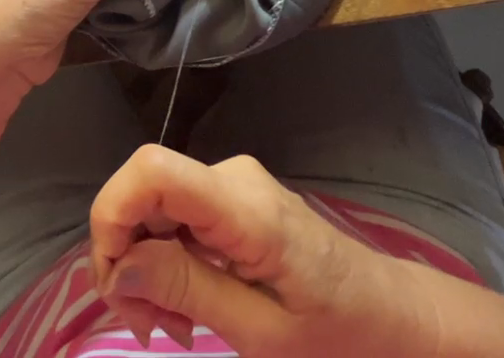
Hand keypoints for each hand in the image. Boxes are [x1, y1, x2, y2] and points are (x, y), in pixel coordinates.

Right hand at [90, 145, 437, 354]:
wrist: (391, 313)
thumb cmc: (338, 333)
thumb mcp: (260, 332)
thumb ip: (187, 290)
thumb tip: (117, 268)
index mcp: (245, 207)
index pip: (152, 170)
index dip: (113, 213)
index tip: (115, 284)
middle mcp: (231, 176)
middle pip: (144, 192)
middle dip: (125, 259)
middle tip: (147, 328)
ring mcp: (232, 182)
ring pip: (153, 206)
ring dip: (145, 267)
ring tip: (171, 327)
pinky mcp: (231, 197)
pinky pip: (175, 215)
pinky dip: (165, 261)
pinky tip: (185, 304)